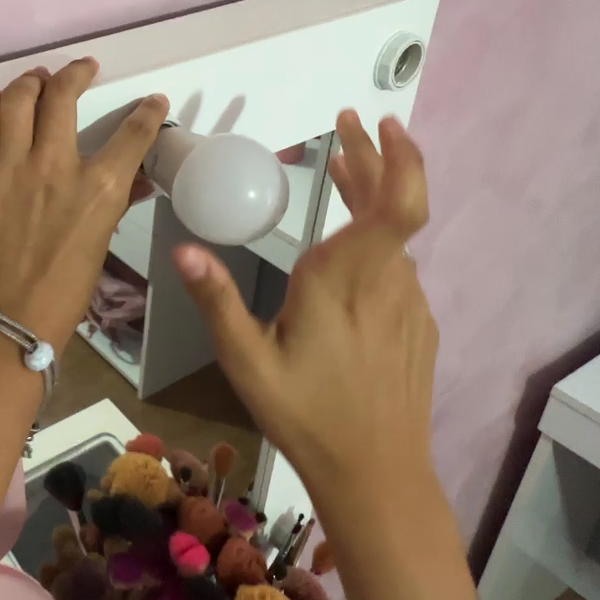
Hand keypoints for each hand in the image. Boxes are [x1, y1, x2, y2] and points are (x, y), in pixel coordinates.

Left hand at [0, 60, 168, 349]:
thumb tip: (139, 177)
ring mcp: (8, 170)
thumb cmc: (61, 292)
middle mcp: (53, 168)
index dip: (147, 112)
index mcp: (96, 189)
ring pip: (18, 100)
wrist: (6, 323)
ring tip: (36, 79)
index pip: (132, 135)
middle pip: (63, 97)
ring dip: (30, 81)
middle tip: (81, 69)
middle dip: (76, 73)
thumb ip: (117, 202)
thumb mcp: (99, 244)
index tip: (152, 100)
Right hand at [173, 110, 436, 491]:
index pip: (396, 209)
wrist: (377, 475)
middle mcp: (384, 283)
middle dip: (377, 157)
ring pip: (396, 234)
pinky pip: (397, 262)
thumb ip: (217, 299)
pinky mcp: (415, 324)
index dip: (398, 161)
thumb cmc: (305, 413)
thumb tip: (184, 247)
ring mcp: (407, 304)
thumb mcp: (246, 359)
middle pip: (397, 206)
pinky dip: (378, 230)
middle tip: (347, 124)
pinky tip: (353, 233)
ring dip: (374, 191)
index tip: (379, 125)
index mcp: (343, 282)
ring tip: (343, 165)